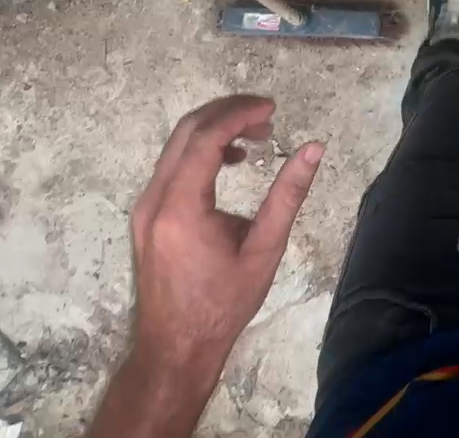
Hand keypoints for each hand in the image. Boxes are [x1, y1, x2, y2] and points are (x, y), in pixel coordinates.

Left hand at [86, 96, 323, 437]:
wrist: (175, 349)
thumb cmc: (224, 302)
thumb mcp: (265, 249)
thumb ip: (288, 194)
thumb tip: (314, 148)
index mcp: (181, 208)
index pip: (205, 138)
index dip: (239, 114)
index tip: (273, 108)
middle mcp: (154, 200)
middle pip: (187, 131)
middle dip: (228, 112)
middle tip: (268, 114)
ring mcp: (145, 207)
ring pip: (177, 144)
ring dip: (217, 128)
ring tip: (259, 134)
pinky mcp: (147, 214)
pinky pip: (173, 164)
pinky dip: (203, 148)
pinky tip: (234, 159)